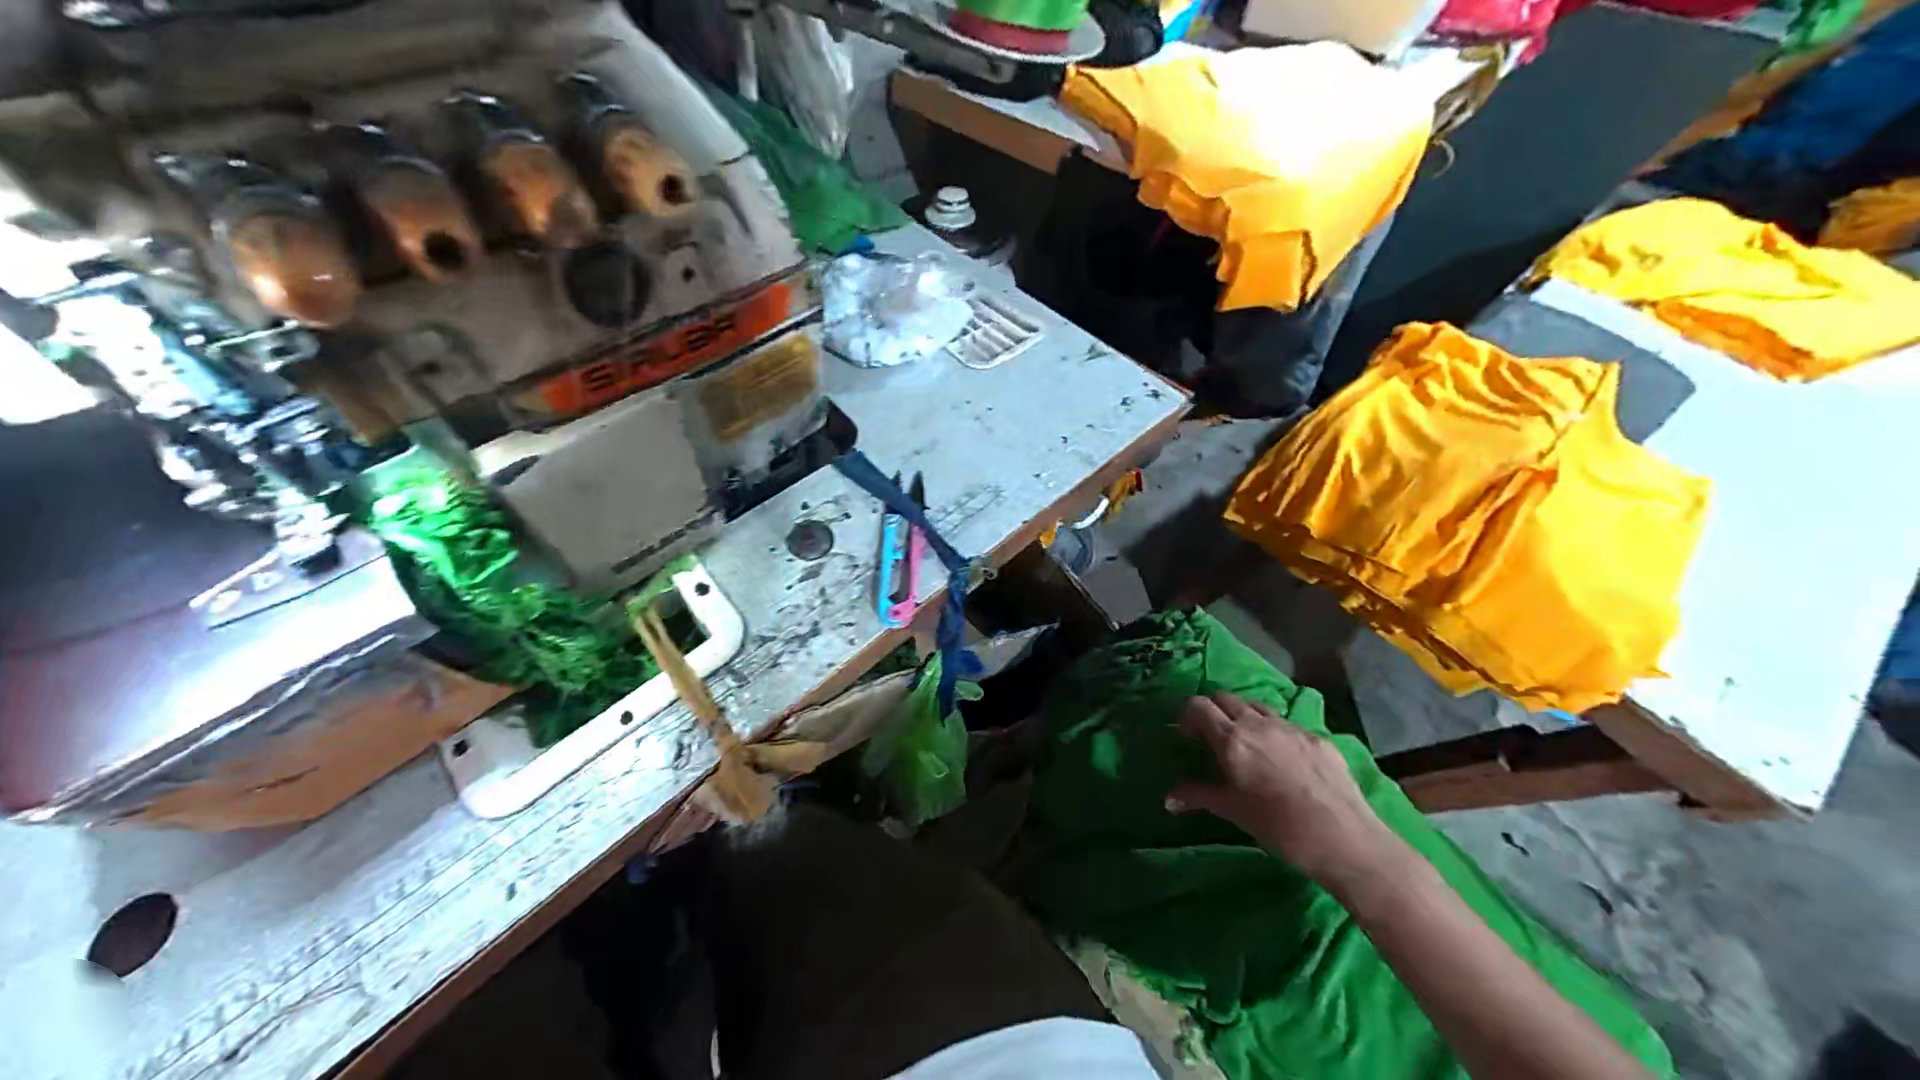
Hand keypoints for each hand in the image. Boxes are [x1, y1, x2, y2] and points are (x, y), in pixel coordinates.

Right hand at [1168, 694, 1402, 890]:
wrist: (1345, 838)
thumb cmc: (1278, 827)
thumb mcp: (1232, 811)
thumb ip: (1198, 795)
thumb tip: (1168, 799)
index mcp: (1231, 739)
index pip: (1199, 705)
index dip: (1188, 715)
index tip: (1188, 736)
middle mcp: (1258, 723)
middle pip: (1225, 698)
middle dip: (1213, 711)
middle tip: (1213, 738)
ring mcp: (1290, 727)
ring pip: (1256, 706)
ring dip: (1243, 716)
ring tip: (1247, 744)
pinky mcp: (1318, 737)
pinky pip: (1286, 724)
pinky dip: (1274, 731)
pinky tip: (1283, 760)